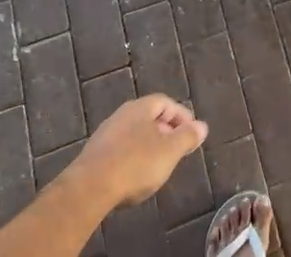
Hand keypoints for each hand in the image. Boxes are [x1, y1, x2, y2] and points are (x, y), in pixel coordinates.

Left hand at [66, 95, 208, 208]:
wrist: (89, 189)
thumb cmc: (135, 164)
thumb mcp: (170, 151)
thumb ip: (187, 137)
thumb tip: (202, 126)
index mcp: (140, 108)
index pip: (165, 102)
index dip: (181, 116)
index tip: (192, 133)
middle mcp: (121, 115)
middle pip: (149, 117)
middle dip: (166, 131)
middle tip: (179, 148)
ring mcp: (105, 135)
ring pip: (134, 134)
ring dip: (149, 145)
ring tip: (160, 164)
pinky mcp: (94, 156)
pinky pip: (121, 150)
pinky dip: (133, 157)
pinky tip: (136, 175)